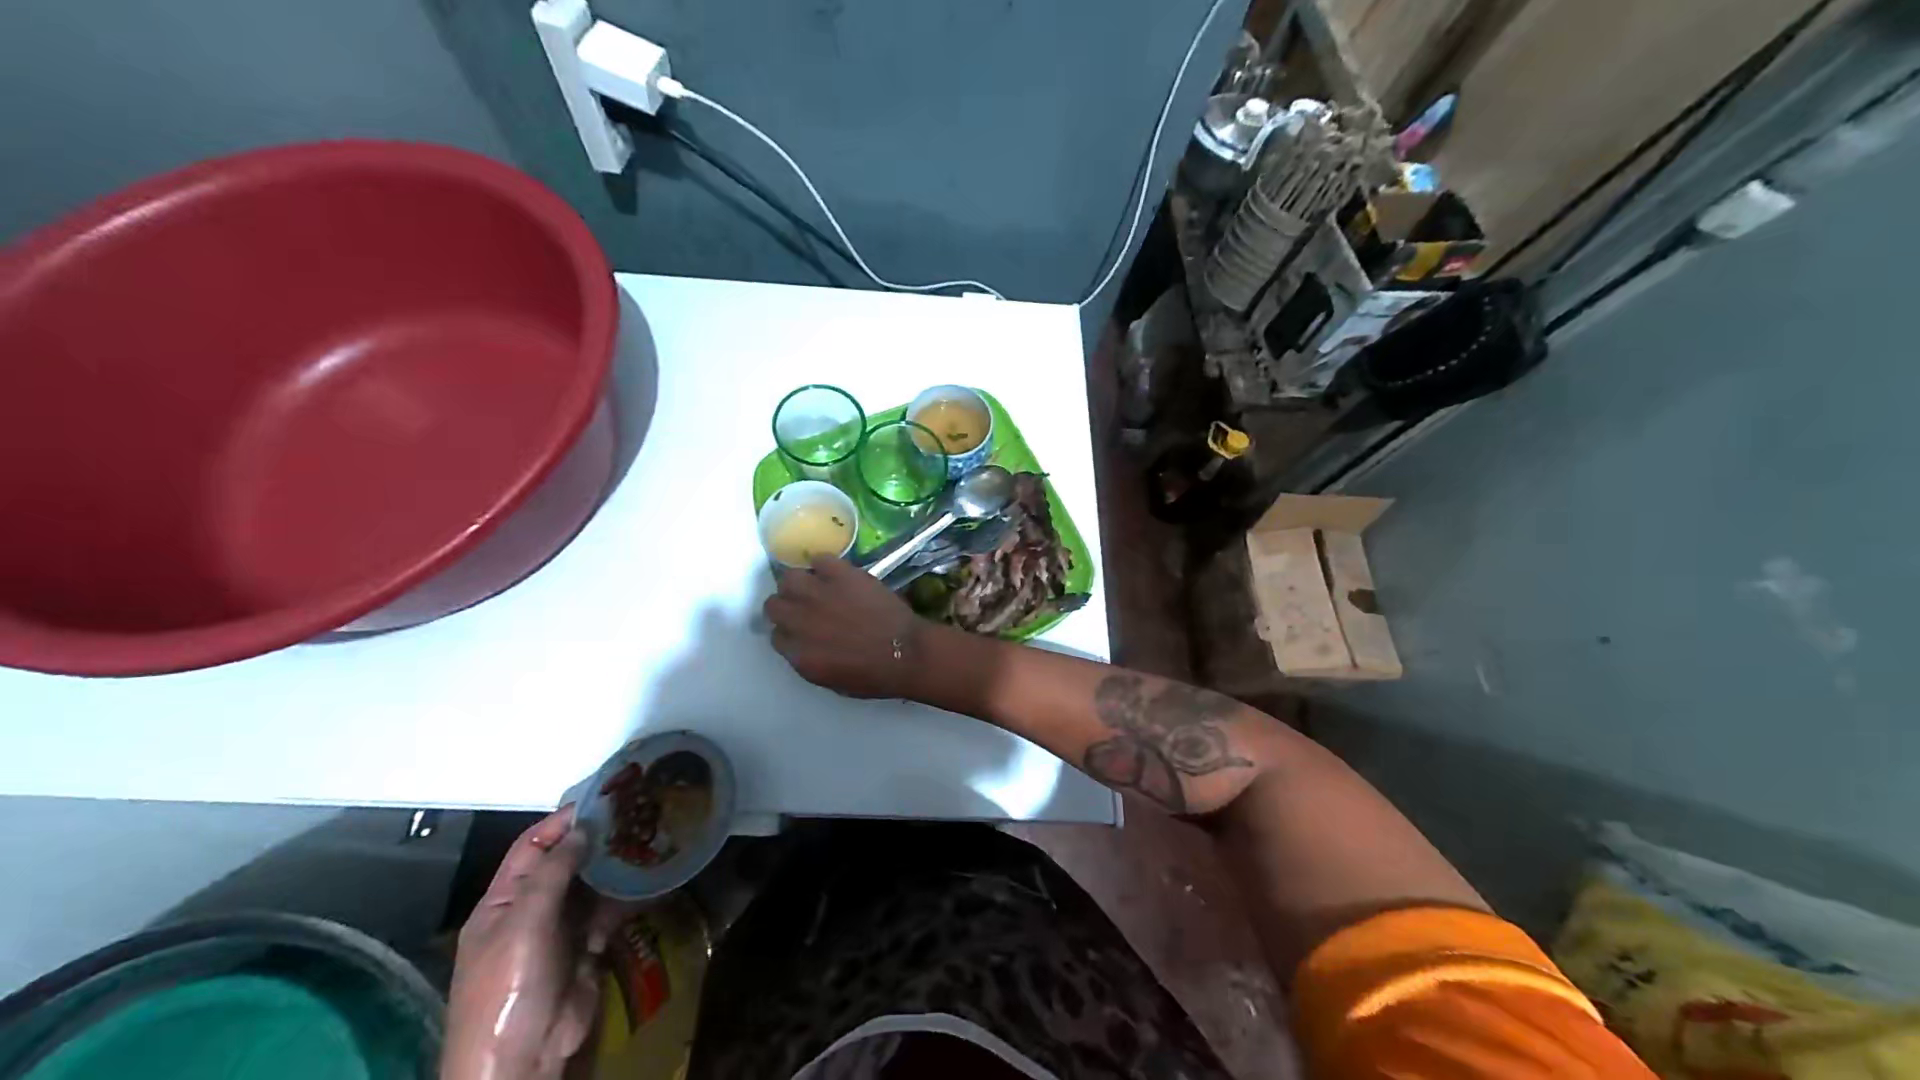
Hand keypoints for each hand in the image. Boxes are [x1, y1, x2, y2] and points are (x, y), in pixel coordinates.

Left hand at [443, 808, 625, 1079]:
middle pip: (564, 864)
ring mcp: (560, 930)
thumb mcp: (524, 923)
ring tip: (650, 836)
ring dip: (615, 865)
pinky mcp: (588, 947)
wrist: (523, 1058)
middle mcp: (531, 910)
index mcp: (502, 902)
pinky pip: (609, 912)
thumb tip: (581, 830)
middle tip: (636, 812)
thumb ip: (553, 873)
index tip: (600, 800)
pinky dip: (628, 895)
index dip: (560, 823)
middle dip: (595, 840)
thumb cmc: (509, 985)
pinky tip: (652, 877)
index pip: (530, 848)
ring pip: (591, 886)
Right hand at [764, 556, 925, 698]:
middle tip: (806, 608)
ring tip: (817, 588)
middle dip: (787, 606)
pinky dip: (824, 566)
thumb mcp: (830, 680)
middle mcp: (800, 621)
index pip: (776, 635)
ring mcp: (819, 594)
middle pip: (774, 605)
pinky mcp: (841, 574)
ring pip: (790, 579)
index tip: (803, 630)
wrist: (907, 653)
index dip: (789, 631)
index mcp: (798, 653)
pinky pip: (820, 560)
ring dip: (800, 584)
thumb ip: (808, 659)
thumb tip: (803, 643)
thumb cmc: (875, 675)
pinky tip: (835, 574)